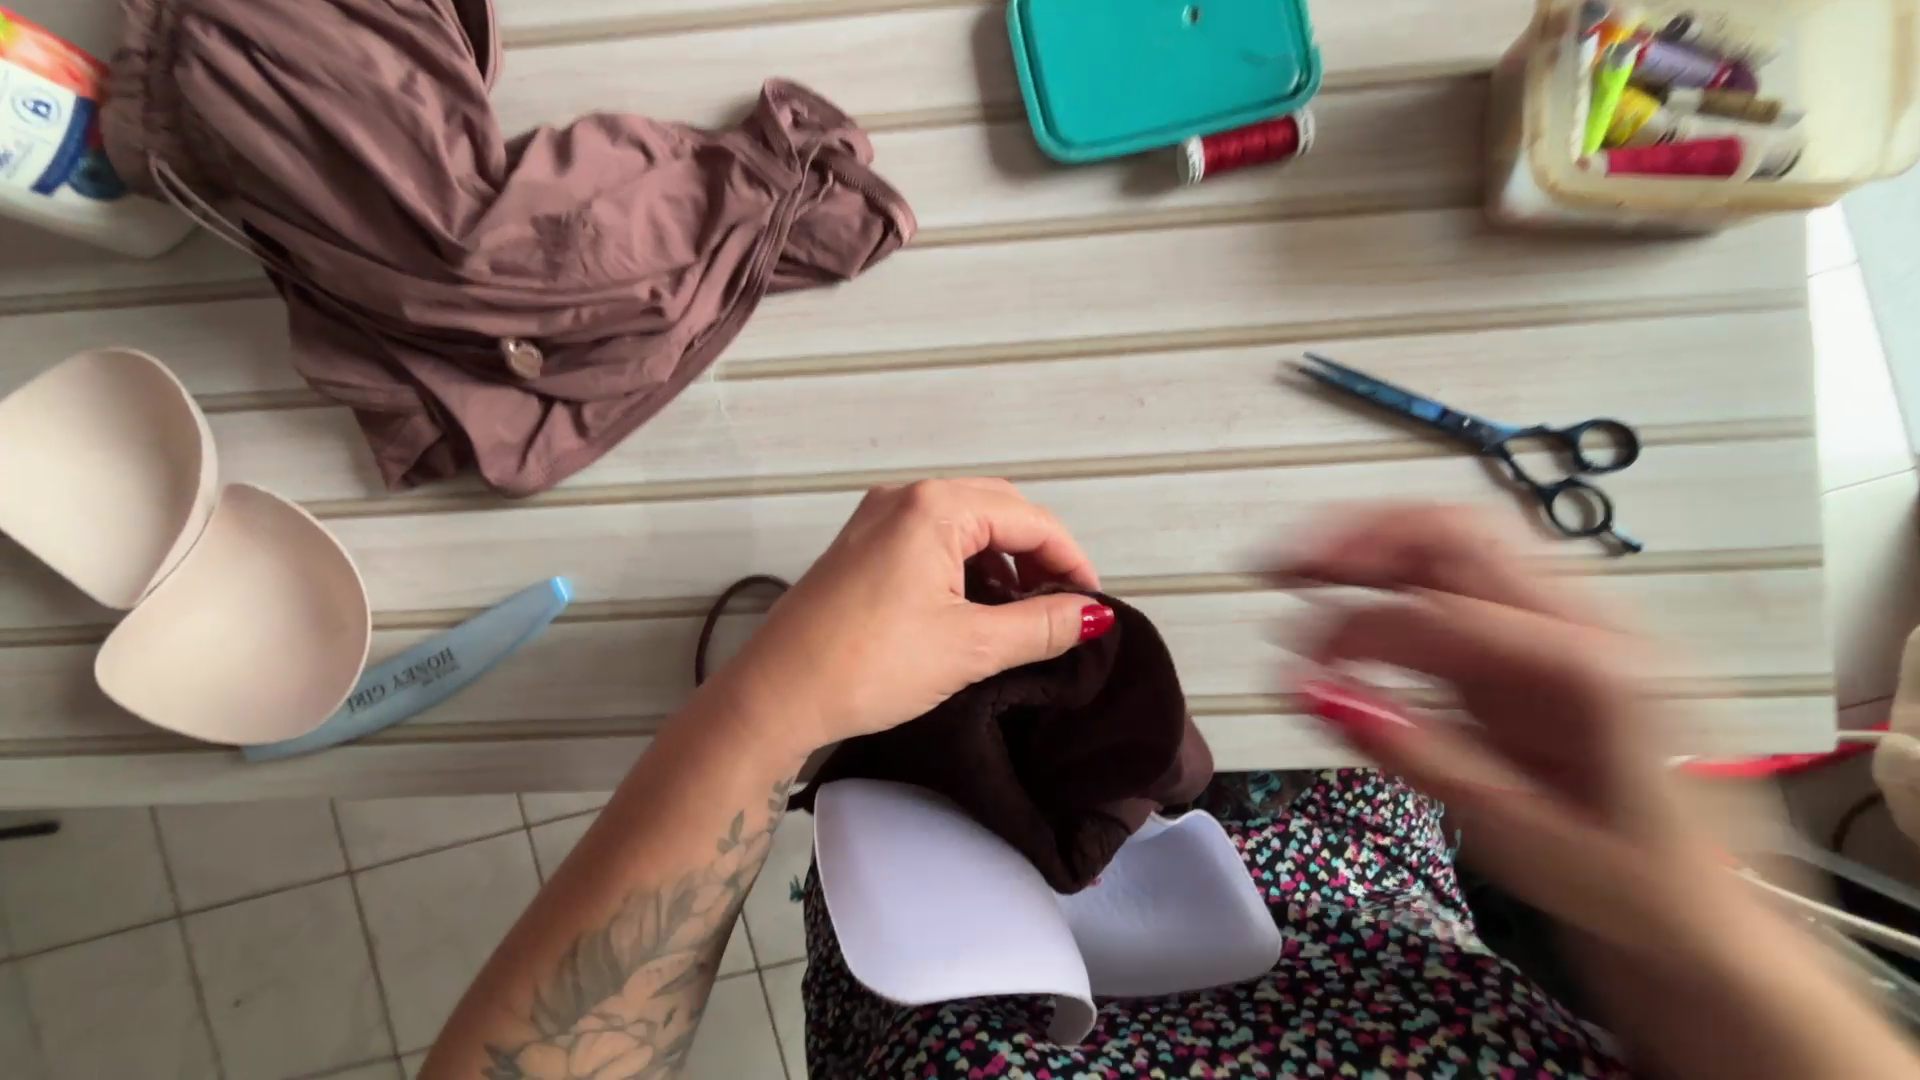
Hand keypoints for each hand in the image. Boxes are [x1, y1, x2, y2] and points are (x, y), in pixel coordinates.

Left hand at [704, 479, 1112, 758]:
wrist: (776, 695)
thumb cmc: (872, 665)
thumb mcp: (969, 647)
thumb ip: (1041, 625)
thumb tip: (1096, 616)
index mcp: (934, 506)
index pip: (1029, 519)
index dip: (1071, 560)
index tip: (1094, 604)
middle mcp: (905, 496)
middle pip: (998, 511)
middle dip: (1038, 555)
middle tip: (1062, 605)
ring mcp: (878, 517)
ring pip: (965, 524)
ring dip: (1002, 561)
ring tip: (1020, 612)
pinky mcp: (863, 544)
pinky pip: (932, 539)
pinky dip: (965, 566)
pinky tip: (975, 606)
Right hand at [1275, 504, 1720, 948]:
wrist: (1717, 927)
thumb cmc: (1635, 892)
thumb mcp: (1525, 838)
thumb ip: (1420, 756)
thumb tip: (1313, 693)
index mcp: (1600, 670)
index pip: (1448, 617)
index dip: (1355, 631)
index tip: (1292, 668)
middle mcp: (1589, 624)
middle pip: (1459, 537)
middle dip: (1356, 541)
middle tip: (1279, 569)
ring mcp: (1564, 629)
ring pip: (1456, 547)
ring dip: (1369, 549)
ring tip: (1296, 571)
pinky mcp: (1535, 648)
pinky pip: (1458, 588)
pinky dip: (1393, 584)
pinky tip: (1349, 604)